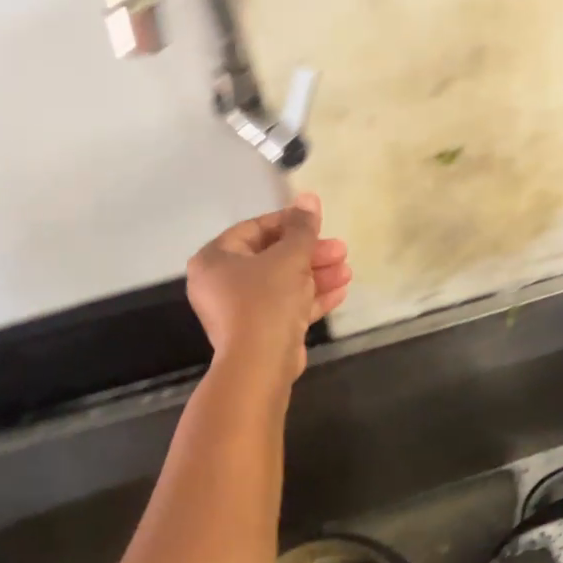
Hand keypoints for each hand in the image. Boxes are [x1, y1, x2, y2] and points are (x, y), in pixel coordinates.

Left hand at [186, 194, 350, 380]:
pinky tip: (340, 292)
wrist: (260, 365)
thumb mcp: (289, 258)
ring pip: (283, 284)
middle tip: (341, 249)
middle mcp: (222, 284)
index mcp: (215, 259)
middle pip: (272, 258)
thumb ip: (302, 228)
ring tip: (347, 271)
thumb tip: (309, 197)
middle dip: (310, 254)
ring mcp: (241, 311)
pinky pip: (286, 308)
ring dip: (316, 276)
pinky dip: (310, 299)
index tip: (318, 222)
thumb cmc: (266, 301)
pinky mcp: (261, 333)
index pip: (254, 230)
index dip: (289, 223)